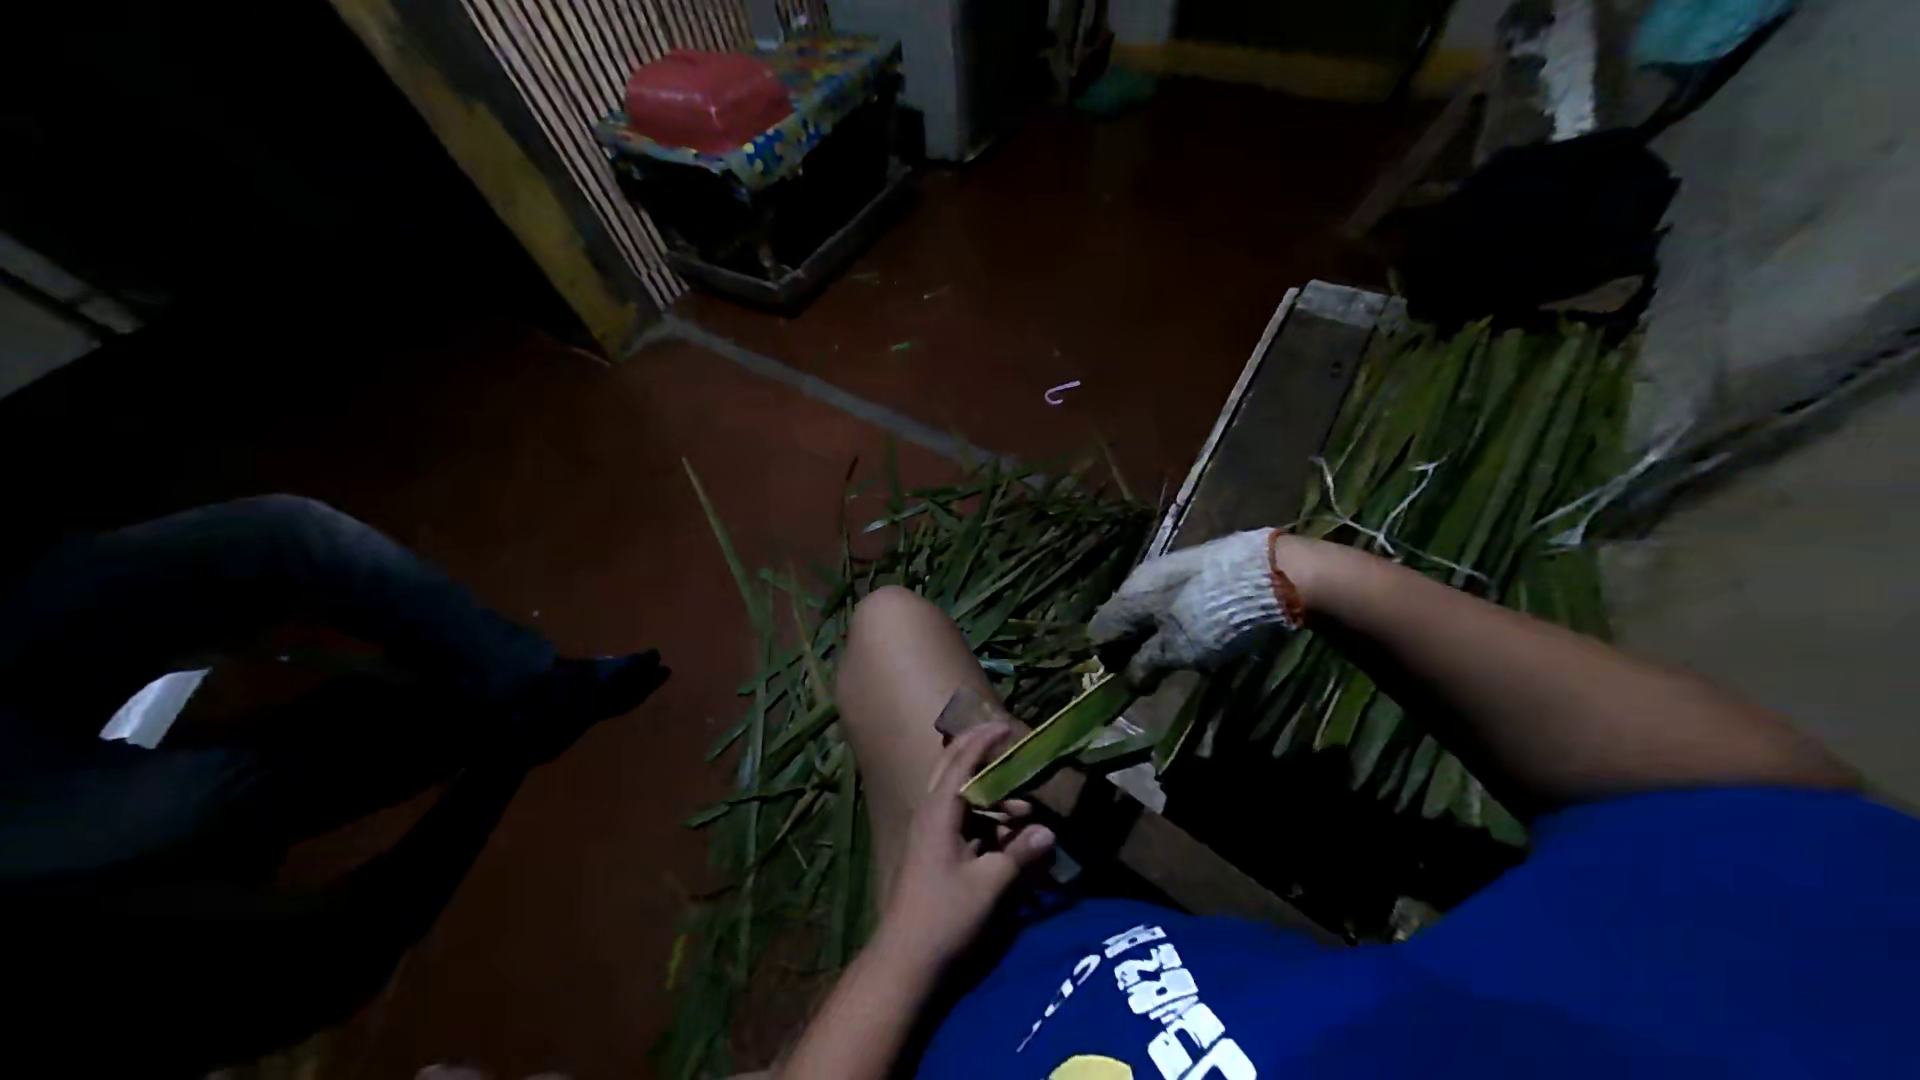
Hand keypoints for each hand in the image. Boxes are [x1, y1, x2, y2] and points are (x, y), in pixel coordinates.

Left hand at [875, 722, 1055, 969]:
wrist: (904, 958)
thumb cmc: (944, 915)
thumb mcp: (988, 885)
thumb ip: (1019, 854)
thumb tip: (1049, 831)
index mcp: (939, 810)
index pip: (962, 760)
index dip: (984, 739)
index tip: (1008, 725)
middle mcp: (931, 811)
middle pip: (953, 766)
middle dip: (980, 751)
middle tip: (1009, 742)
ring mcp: (929, 830)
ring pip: (960, 793)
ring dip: (990, 793)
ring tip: (1024, 809)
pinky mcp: (933, 848)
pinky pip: (961, 817)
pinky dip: (985, 815)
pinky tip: (1008, 835)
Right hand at [1088, 528, 1304, 689]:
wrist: (1269, 574)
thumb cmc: (1213, 618)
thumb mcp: (1177, 651)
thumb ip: (1145, 666)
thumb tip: (1127, 681)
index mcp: (1126, 598)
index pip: (1098, 631)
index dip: (1108, 658)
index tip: (1131, 677)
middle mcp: (1138, 579)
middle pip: (1121, 618)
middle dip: (1132, 646)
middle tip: (1155, 669)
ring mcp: (1166, 570)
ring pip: (1146, 608)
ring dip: (1154, 633)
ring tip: (1181, 653)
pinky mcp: (1192, 567)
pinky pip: (1168, 597)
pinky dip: (1173, 618)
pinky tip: (1198, 630)